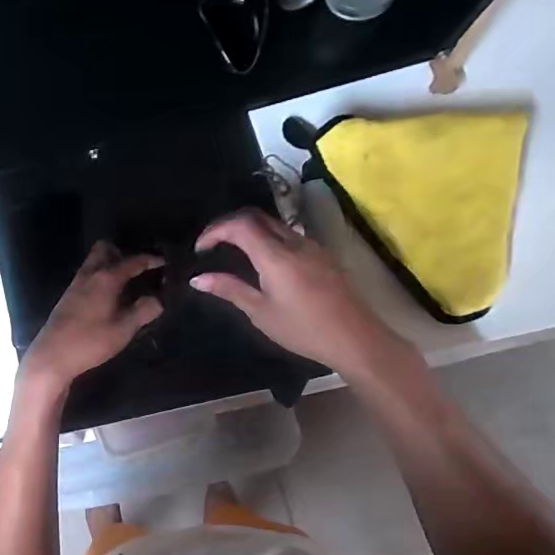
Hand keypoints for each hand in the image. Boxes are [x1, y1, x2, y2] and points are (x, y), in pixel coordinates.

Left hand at [21, 242, 164, 393]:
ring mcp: (75, 284)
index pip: (132, 262)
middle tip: (137, 268)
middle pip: (104, 249)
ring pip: (93, 262)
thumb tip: (158, 300)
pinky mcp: (67, 297)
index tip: (163, 261)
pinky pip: (87, 276)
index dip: (149, 260)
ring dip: (109, 264)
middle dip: (122, 253)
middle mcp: (89, 275)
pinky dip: (100, 277)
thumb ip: (143, 311)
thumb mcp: (123, 330)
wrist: (51, 356)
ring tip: (126, 282)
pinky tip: (107, 296)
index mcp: (106, 278)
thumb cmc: (90, 341)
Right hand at [190, 209, 406, 373]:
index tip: (201, 249)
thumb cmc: (304, 330)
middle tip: (212, 244)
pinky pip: (289, 234)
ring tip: (233, 251)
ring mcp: (311, 246)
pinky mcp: (322, 254)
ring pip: (274, 223)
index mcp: (276, 256)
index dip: (215, 230)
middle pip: (256, 216)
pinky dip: (268, 238)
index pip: (240, 225)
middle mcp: (294, 242)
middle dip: (229, 224)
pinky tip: (263, 260)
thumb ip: (230, 289)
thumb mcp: (261, 313)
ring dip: (250, 229)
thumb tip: (199, 279)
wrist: (355, 338)